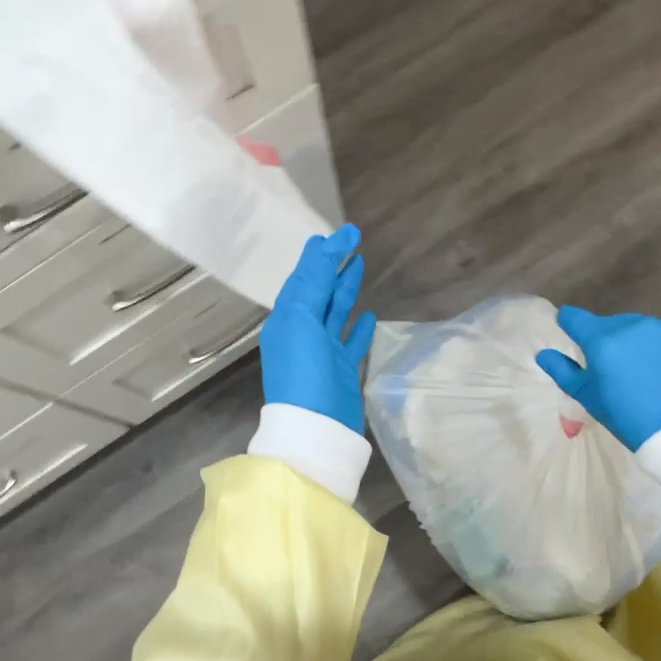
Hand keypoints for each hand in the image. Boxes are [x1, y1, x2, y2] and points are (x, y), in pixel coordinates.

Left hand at [261, 225, 376, 433]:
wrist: (315, 428)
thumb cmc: (304, 371)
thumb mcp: (302, 319)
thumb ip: (314, 282)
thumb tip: (323, 248)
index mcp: (287, 318)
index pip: (305, 277)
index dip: (322, 253)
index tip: (345, 232)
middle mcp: (303, 332)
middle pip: (319, 291)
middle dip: (332, 265)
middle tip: (350, 240)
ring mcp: (324, 352)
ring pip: (336, 312)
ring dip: (346, 289)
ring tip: (360, 264)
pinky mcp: (343, 371)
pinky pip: (353, 342)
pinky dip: (361, 327)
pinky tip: (372, 315)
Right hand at [535, 306, 660, 450]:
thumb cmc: (629, 418)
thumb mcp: (590, 399)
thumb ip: (564, 372)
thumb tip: (544, 355)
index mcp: (603, 339)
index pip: (575, 318)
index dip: (569, 323)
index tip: (570, 332)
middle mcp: (635, 325)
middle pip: (611, 324)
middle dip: (607, 339)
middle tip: (611, 368)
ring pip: (641, 330)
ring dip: (636, 344)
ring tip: (643, 373)